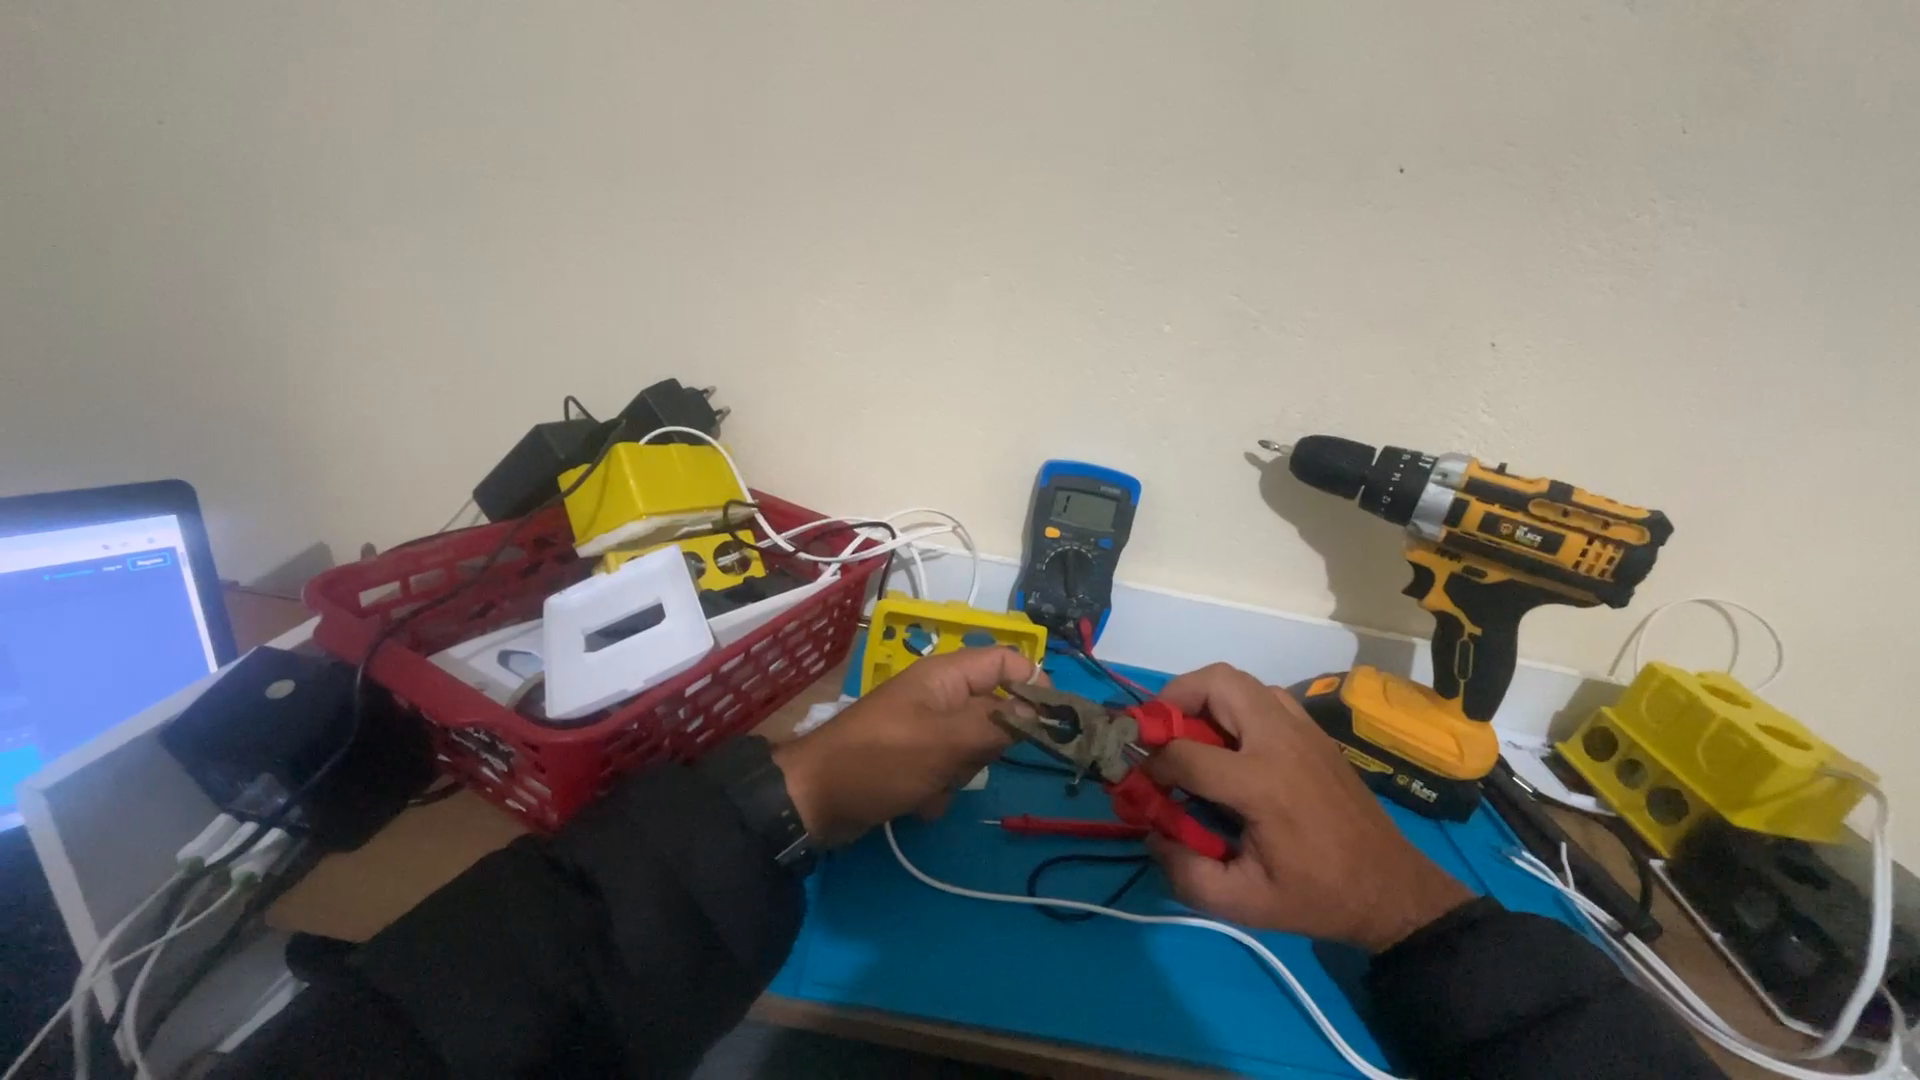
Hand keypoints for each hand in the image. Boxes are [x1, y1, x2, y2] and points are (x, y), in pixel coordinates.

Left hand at [771, 648, 1037, 845]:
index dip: (1034, 687)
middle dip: (987, 745)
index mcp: (946, 674)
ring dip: (959, 773)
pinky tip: (915, 801)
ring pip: (974, 747)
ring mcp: (925, 727)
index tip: (1050, 725)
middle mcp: (939, 694)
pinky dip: (937, 789)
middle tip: (964, 759)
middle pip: (995, 710)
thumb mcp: (946, 742)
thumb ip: (999, 725)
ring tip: (932, 784)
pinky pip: (948, 770)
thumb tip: (1045, 713)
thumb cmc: (881, 761)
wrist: (815, 801)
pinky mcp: (913, 758)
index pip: (1009, 662)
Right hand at [1143, 664, 1472, 951]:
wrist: (1391, 889)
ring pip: (1239, 680)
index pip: (1185, 753)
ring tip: (1189, 735)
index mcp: (1263, 784)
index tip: (1141, 781)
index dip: (1151, 765)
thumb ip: (1184, 873)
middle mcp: (1281, 741)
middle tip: (1158, 732)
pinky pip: (1263, 695)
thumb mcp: (1243, 903)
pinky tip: (1229, 742)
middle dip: (1173, 698)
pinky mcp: (1313, 730)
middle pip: (1215, 682)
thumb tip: (1151, 832)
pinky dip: (1233, 704)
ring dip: (1203, 697)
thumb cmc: (1316, 896)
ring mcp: (1301, 729)